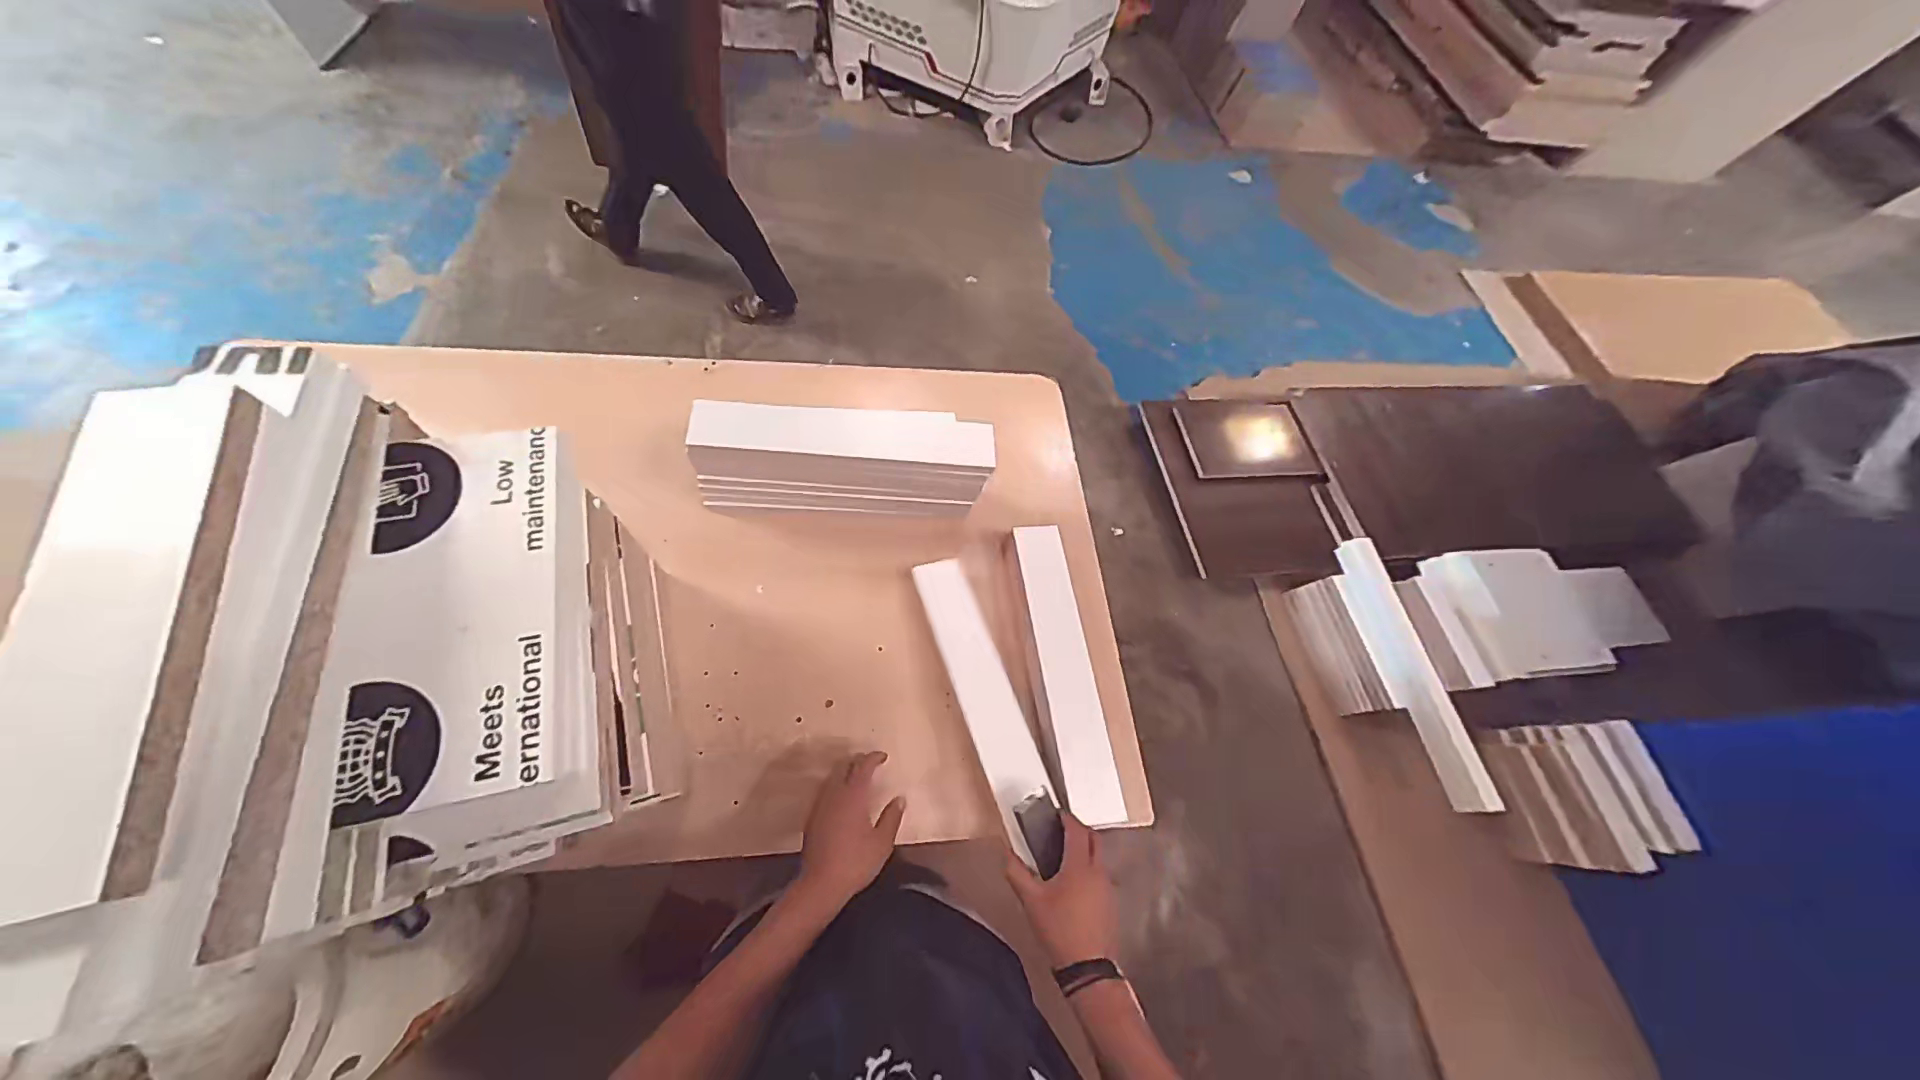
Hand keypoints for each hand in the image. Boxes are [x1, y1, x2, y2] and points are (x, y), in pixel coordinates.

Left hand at [796, 751, 906, 907]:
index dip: (874, 757)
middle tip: (871, 763)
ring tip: (858, 777)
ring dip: (845, 771)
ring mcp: (820, 805)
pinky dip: (836, 785)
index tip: (883, 757)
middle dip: (858, 760)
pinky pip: (825, 790)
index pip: (863, 766)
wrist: (821, 884)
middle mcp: (835, 794)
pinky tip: (842, 798)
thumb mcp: (882, 842)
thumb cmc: (856, 862)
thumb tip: (899, 799)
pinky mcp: (812, 817)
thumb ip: (891, 817)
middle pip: (844, 766)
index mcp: (854, 795)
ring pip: (832, 777)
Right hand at [1004, 811, 1118, 968]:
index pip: (1077, 831)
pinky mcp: (1111, 903)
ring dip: (1086, 850)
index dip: (1067, 819)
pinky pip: (1102, 875)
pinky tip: (1076, 884)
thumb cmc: (1058, 930)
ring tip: (1066, 856)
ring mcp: (1108, 888)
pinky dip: (1091, 869)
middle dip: (1080, 830)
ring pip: (1100, 858)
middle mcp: (1098, 872)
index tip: (1058, 815)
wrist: (1087, 968)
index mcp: (1079, 866)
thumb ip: (1017, 873)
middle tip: (1063, 831)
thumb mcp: (1031, 900)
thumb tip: (1007, 853)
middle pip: (1094, 839)